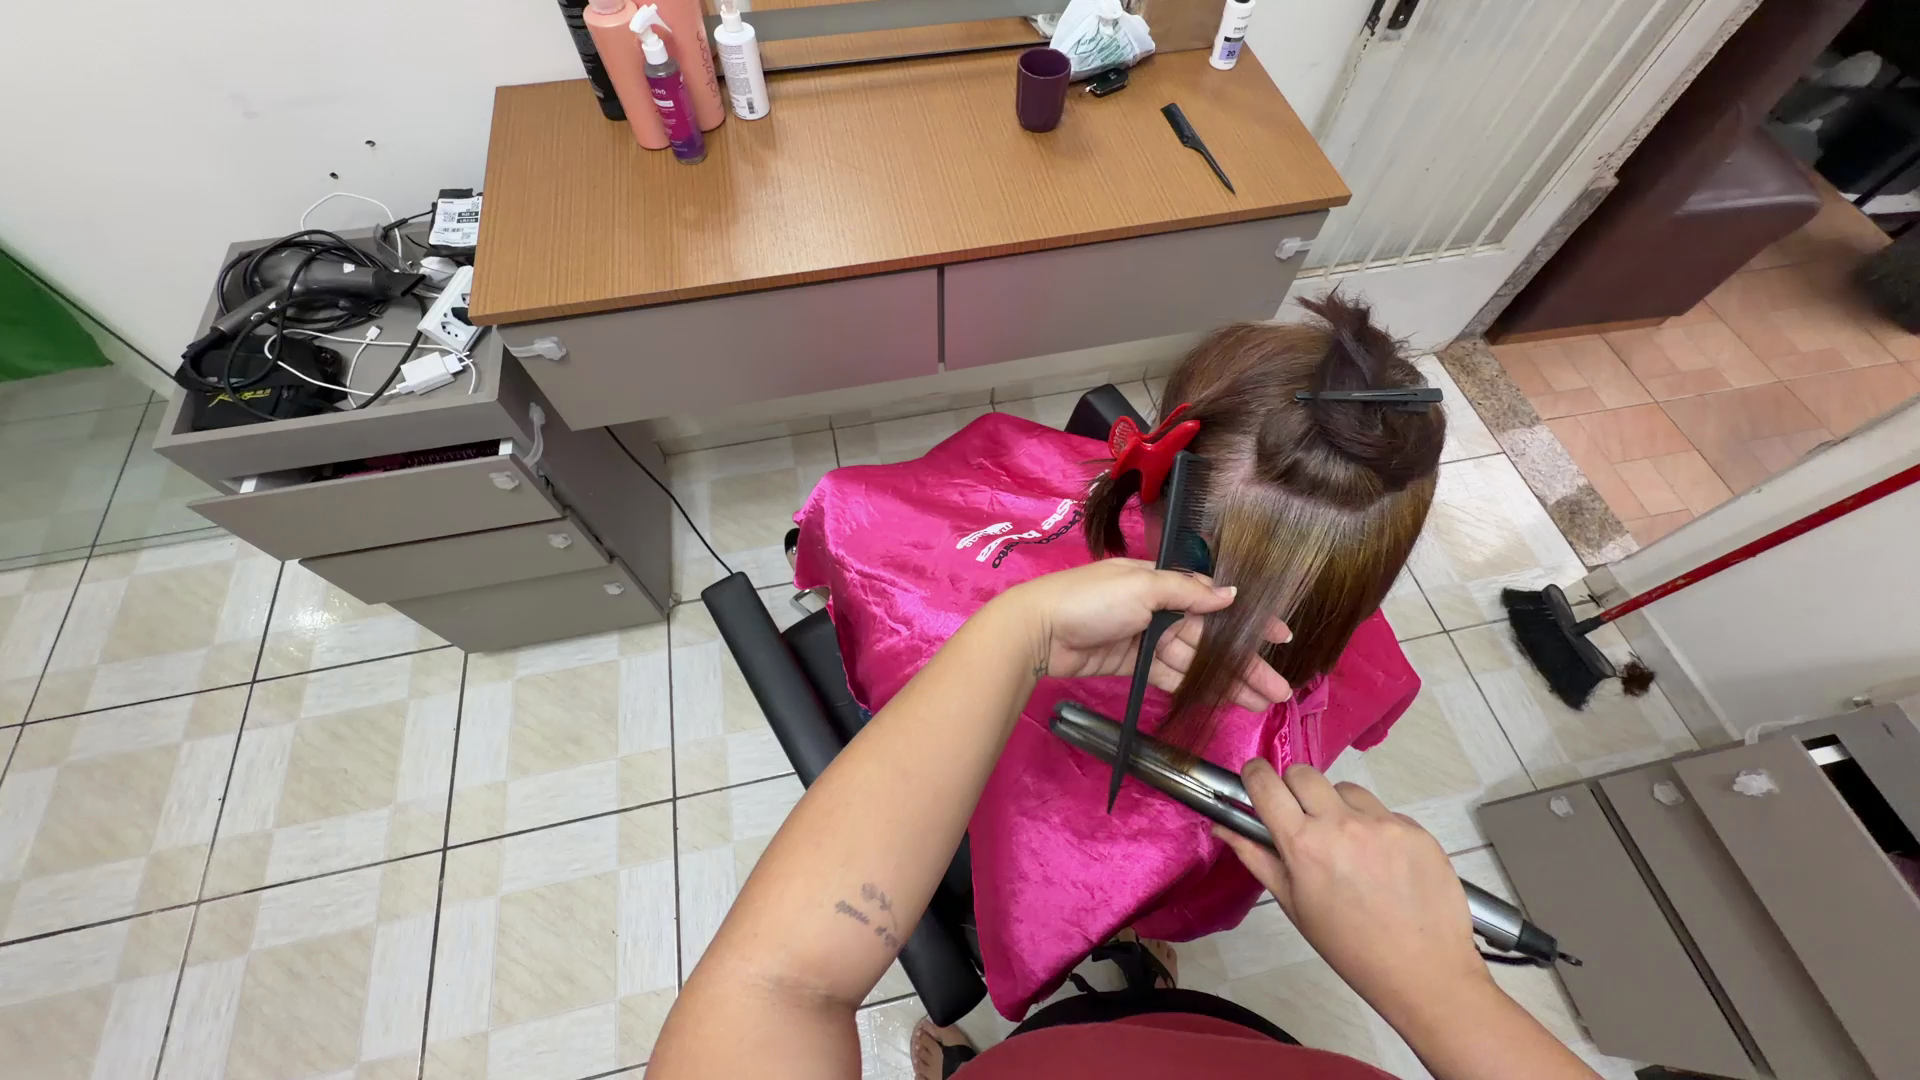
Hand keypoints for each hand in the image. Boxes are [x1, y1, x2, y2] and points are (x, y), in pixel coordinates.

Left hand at [993, 558, 1290, 710]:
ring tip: (1263, 702)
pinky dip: (1195, 687)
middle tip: (1281, 690)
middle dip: (1245, 662)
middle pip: (1210, 637)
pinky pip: (1171, 676)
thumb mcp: (1141, 586)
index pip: (1214, 599)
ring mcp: (1146, 639)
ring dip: (1227, 681)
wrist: (1039, 631)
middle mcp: (1159, 609)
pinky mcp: (1134, 665)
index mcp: (1162, 582)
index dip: (1248, 620)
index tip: (1282, 637)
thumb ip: (1187, 592)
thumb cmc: (1091, 600)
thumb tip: (1231, 593)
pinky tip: (1222, 701)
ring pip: (1195, 661)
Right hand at [1213, 761, 1491, 1018]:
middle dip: (1295, 788)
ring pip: (1345, 789)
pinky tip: (1383, 861)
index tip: (1255, 781)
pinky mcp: (1416, 830)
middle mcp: (1341, 824)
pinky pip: (1384, 811)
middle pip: (1303, 773)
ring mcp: (1383, 824)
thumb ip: (1255, 856)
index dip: (1254, 774)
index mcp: (1303, 844)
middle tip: (1304, 818)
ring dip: (1338, 806)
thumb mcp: (1292, 903)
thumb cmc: (1348, 945)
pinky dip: (1375, 827)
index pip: (1265, 782)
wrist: (1426, 974)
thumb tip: (1221, 825)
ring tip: (1350, 844)